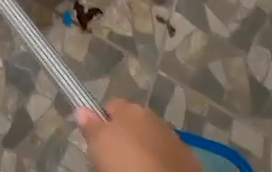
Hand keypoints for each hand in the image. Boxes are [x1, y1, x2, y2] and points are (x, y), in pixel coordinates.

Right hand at [74, 99, 199, 171]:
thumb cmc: (126, 163)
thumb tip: (81, 109)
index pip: (109, 105)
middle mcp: (154, 117)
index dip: (101, 123)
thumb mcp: (98, 145)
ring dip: (144, 150)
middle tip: (113, 159)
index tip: (97, 141)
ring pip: (152, 140)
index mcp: (130, 108)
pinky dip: (161, 163)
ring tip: (135, 168)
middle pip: (132, 123)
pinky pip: (168, 157)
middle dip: (124, 137)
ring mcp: (174, 138)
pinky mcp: (190, 161)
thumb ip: (90, 125)